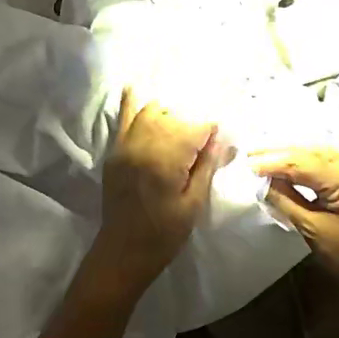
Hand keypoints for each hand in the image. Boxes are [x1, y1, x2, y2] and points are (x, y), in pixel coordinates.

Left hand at [94, 88, 223, 295]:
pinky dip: (131, 101)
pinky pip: (123, 118)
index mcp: (165, 161)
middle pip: (173, 116)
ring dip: (169, 113)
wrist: (123, 250)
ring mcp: (124, 145)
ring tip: (182, 126)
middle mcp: (142, 145)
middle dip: (192, 123)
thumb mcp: (194, 203)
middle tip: (203, 140)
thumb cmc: (164, 233)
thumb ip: (207, 166)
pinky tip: (136, 87)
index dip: (211, 133)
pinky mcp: (115, 150)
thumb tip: (224, 138)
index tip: (220, 142)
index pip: (195, 129)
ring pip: (150, 111)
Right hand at [253, 147, 338, 301]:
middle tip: (248, 156)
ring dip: (289, 156)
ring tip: (261, 159)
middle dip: (278, 154)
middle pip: (309, 152)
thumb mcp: (314, 230)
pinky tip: (285, 167)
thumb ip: (286, 200)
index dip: (271, 163)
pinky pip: (325, 162)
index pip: (301, 163)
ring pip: (317, 153)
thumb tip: (261, 181)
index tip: (245, 166)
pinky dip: (303, 163)